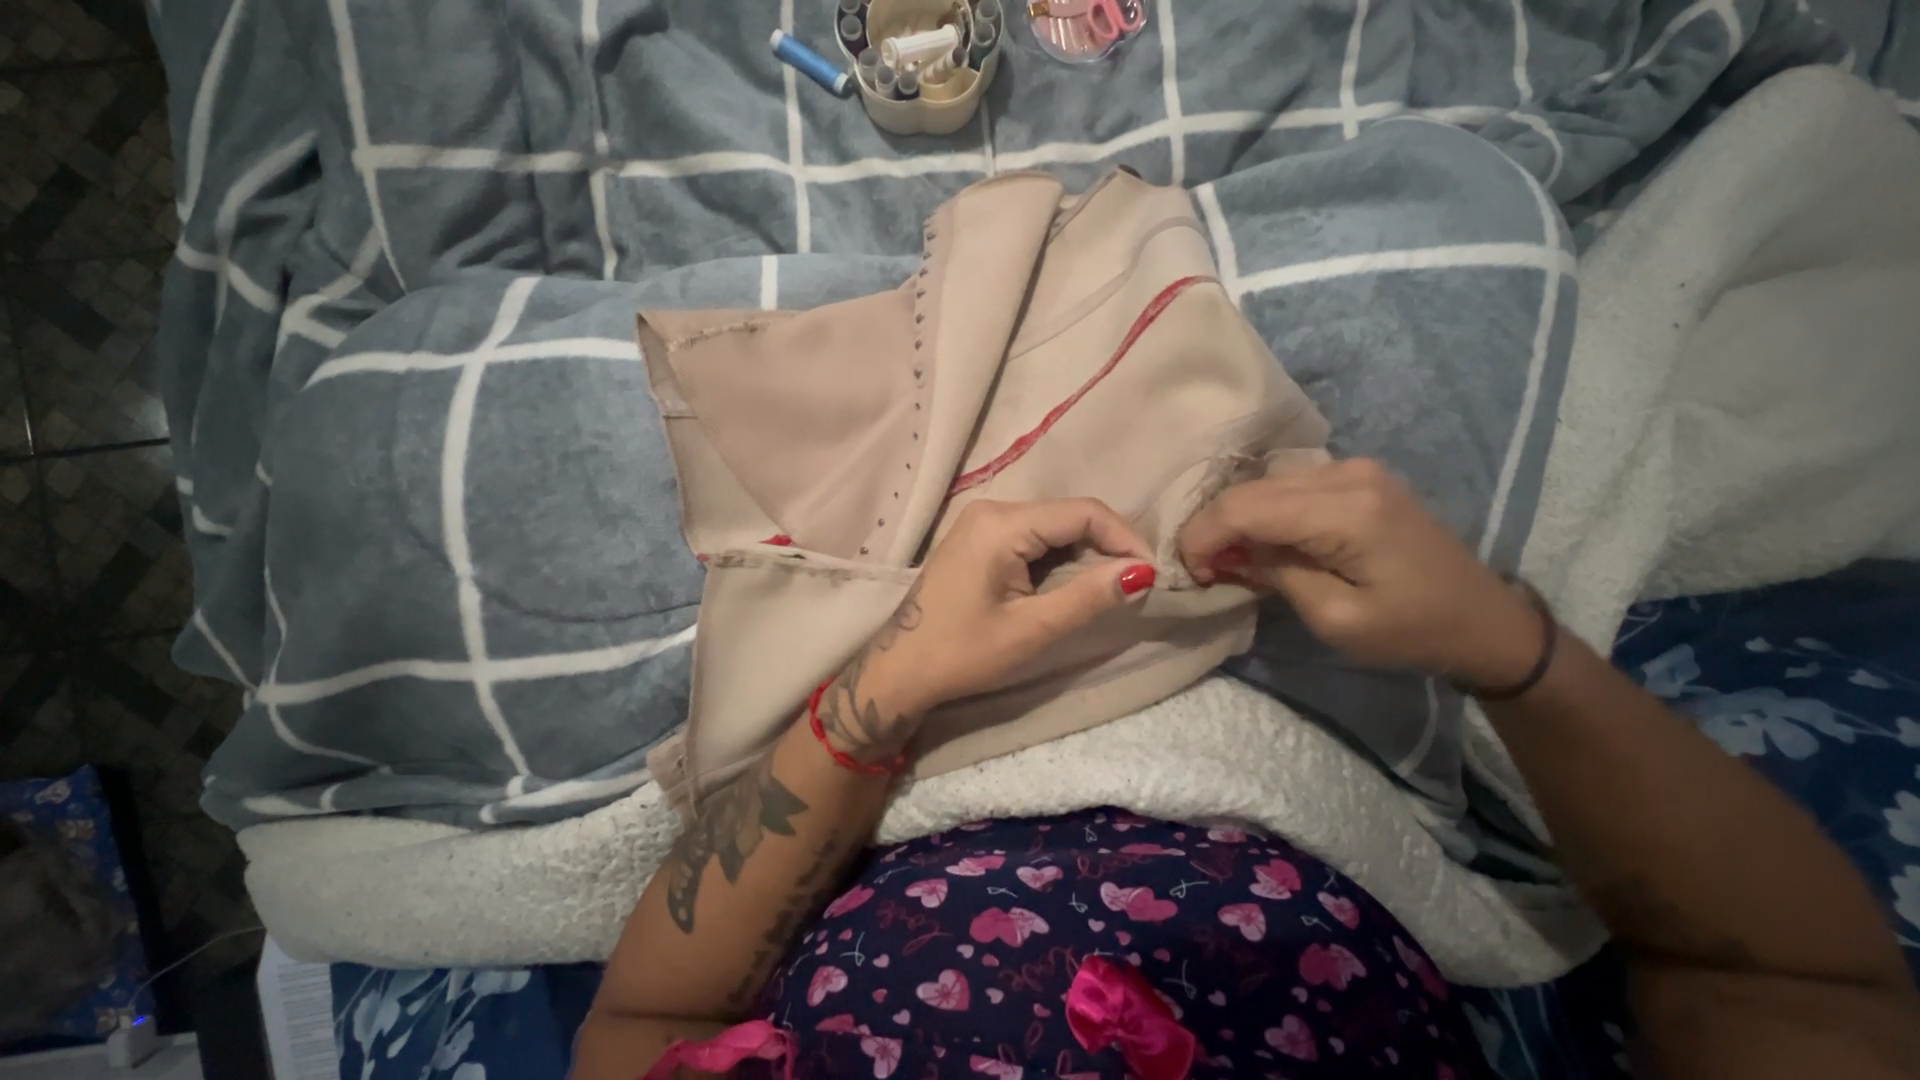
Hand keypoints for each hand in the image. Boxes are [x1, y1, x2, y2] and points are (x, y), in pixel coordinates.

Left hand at [815, 499, 1156, 764]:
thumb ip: (1088, 597)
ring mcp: (982, 521)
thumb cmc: (962, 653)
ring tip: (1114, 585)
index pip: (1082, 512)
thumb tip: (1143, 572)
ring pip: (1054, 524)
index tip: (1153, 573)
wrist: (900, 670)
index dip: (1125, 537)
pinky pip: (1034, 535)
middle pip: (1069, 514)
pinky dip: (1061, 556)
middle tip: (1138, 582)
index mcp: (1001, 524)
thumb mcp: (1031, 630)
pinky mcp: (980, 537)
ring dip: (1087, 551)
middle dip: (1108, 544)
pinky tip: (1076, 582)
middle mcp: (992, 509)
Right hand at [1178, 459, 1540, 686]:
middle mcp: (1347, 473)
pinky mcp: (1359, 475)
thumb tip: (1227, 554)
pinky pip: (1290, 484)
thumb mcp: (1335, 619)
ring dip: (1239, 518)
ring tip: (1234, 559)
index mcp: (1346, 510)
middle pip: (1250, 489)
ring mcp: (1355, 468)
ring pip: (1266, 483)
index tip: (1192, 574)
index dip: (1203, 536)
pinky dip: (1266, 510)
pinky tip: (1266, 541)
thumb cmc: (1412, 630)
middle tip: (1207, 571)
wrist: (1484, 619)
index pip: (1243, 507)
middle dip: (1215, 527)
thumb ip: (1276, 574)